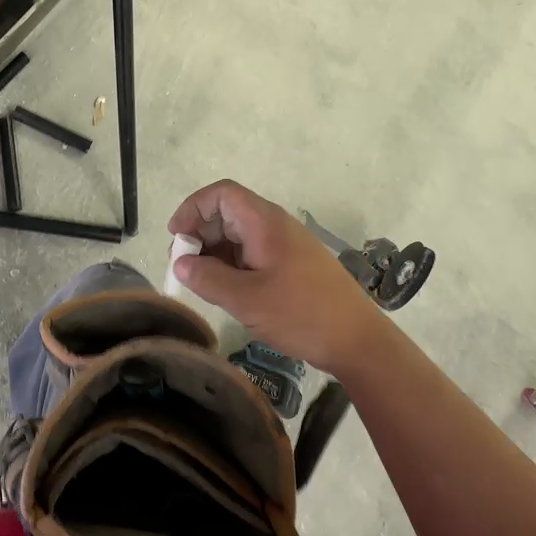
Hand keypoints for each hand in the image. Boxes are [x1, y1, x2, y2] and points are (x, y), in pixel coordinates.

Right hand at [169, 180, 386, 372]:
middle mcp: (274, 225)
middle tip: (185, 266)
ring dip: (215, 252)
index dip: (193, 208)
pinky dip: (233, 265)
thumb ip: (208, 278)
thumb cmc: (302, 314)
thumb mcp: (246, 300)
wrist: (359, 341)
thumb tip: (180, 262)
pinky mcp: (293, 265)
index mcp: (264, 222)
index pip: (221, 194)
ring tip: (202, 282)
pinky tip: (227, 291)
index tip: (176, 237)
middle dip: (200, 233)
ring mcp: (286, 245)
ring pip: (239, 234)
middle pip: (228, 212)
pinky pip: (253, 252)